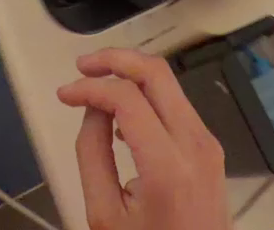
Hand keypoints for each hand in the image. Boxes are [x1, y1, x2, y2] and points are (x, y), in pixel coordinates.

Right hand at [56, 48, 230, 229]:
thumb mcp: (105, 216)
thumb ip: (92, 154)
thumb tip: (93, 108)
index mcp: (169, 166)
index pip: (127, 98)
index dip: (90, 86)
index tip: (64, 94)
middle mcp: (196, 144)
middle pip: (156, 72)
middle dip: (115, 58)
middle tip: (82, 65)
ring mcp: (208, 143)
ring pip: (168, 82)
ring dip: (130, 73)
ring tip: (95, 83)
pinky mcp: (209, 147)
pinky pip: (175, 103)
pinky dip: (146, 93)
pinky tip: (121, 110)